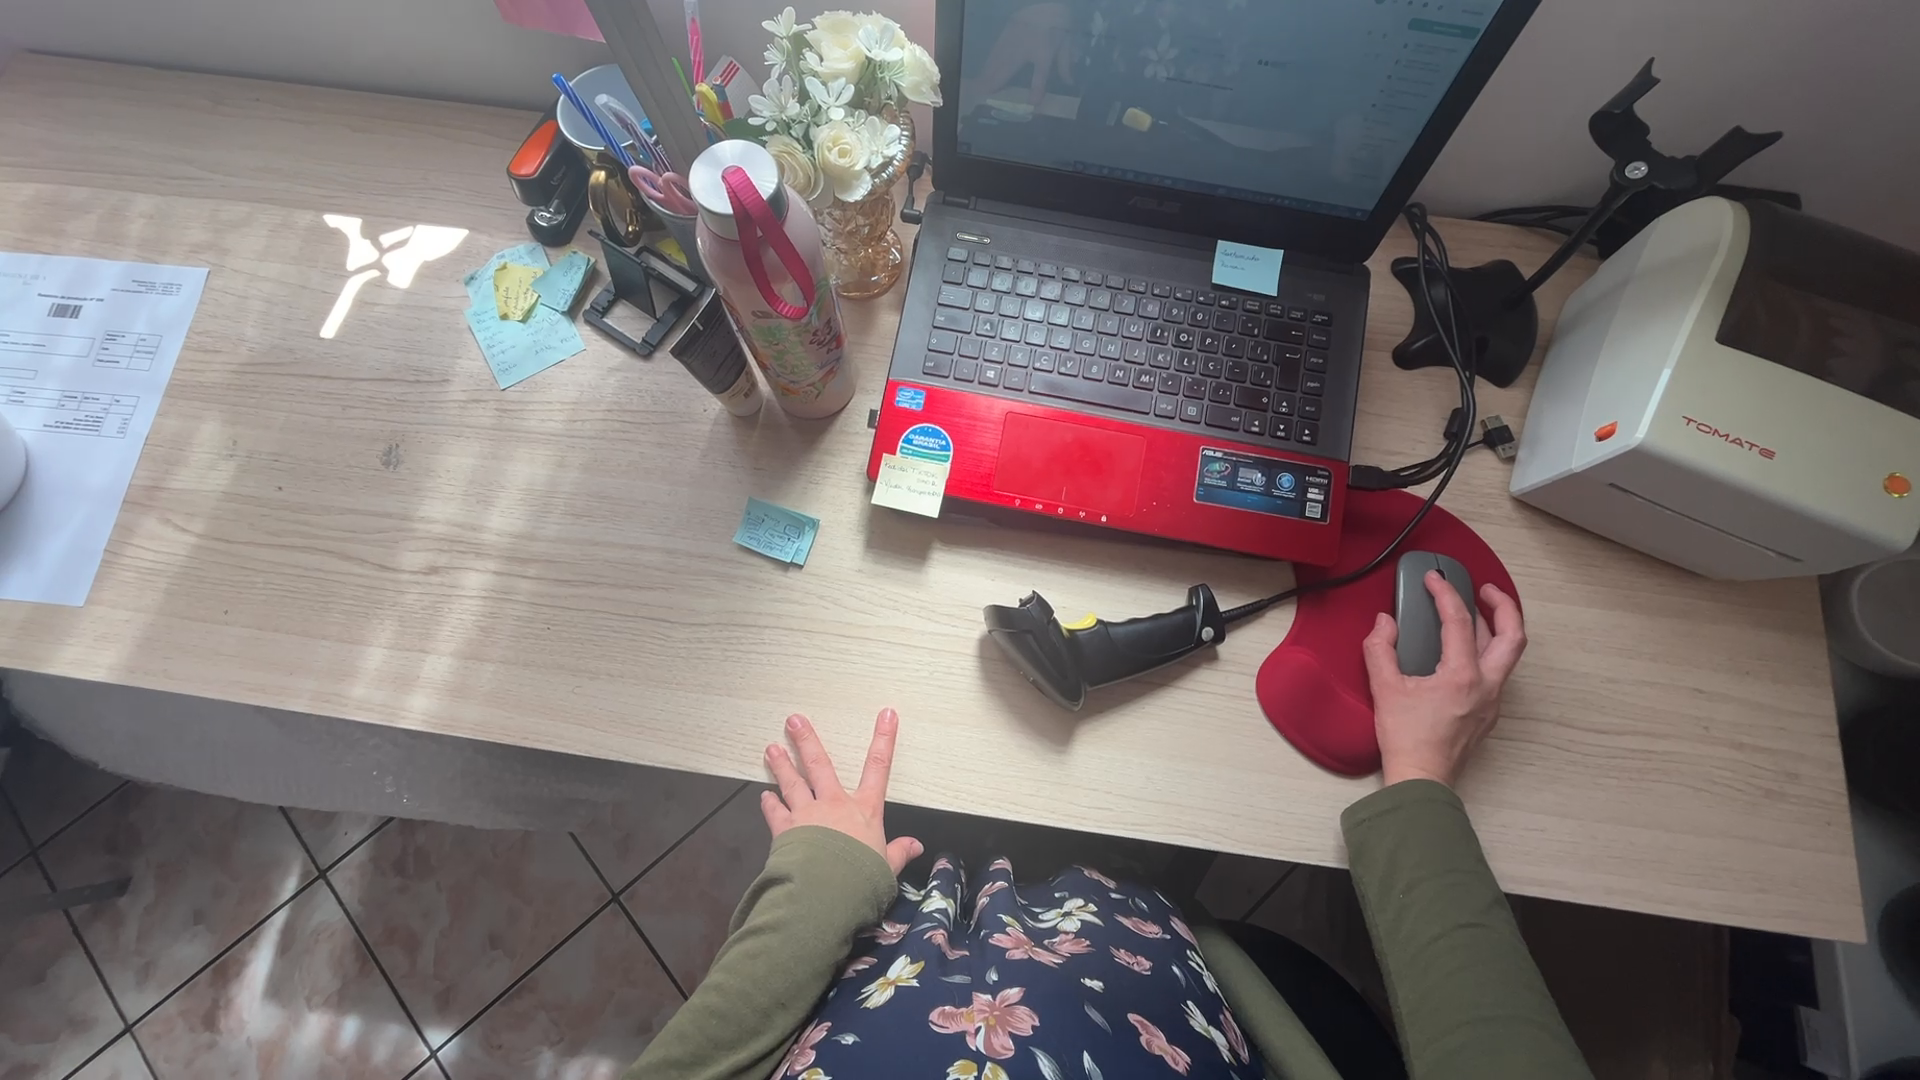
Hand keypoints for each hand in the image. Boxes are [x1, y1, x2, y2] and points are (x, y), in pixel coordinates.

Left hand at [762, 709, 922, 874]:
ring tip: (771, 748)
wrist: (826, 891)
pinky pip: (776, 813)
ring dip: (782, 765)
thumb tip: (916, 846)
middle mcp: (834, 804)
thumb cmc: (860, 878)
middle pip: (820, 765)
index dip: (884, 739)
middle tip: (795, 720)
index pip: (879, 767)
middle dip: (807, 741)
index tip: (886, 715)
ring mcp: (807, 814)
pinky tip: (764, 796)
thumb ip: (898, 853)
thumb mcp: (887, 867)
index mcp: (864, 810)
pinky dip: (770, 804)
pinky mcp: (786, 830)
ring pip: (793, 782)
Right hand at [1362, 574, 1526, 788]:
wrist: (1423, 776)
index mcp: (1462, 676)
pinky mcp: (1488, 712)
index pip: (1459, 622)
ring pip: (1509, 654)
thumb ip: (1380, 649)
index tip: (1433, 580)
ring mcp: (1492, 700)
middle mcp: (1487, 685)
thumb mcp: (1384, 688)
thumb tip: (1384, 624)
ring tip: (1478, 613)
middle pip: (1513, 636)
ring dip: (1497, 628)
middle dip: (1503, 606)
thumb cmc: (1406, 737)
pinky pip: (1498, 672)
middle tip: (1485, 589)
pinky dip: (1488, 650)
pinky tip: (1466, 650)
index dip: (1445, 594)